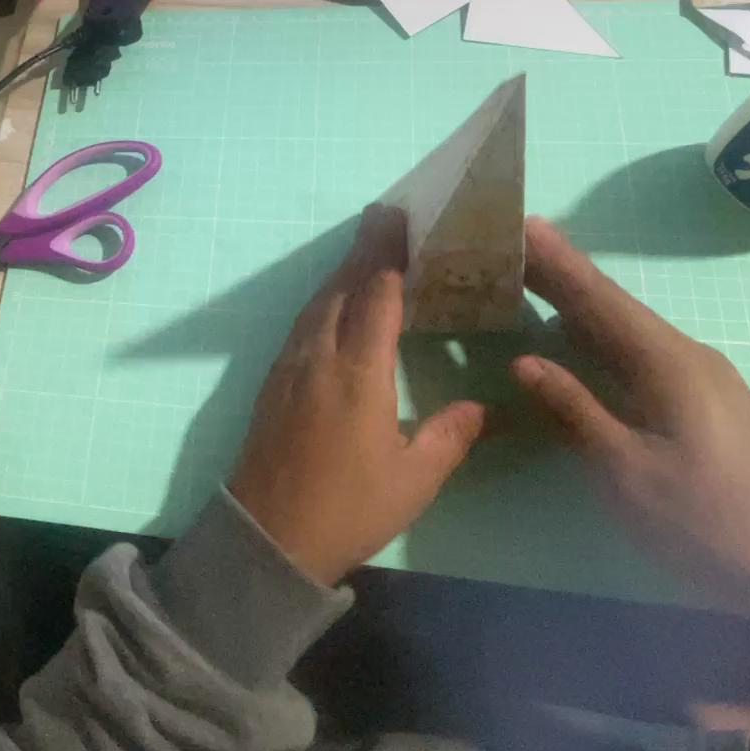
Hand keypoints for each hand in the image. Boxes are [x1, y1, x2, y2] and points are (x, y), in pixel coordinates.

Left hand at [229, 205, 485, 586]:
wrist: (268, 535)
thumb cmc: (348, 509)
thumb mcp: (413, 480)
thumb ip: (449, 435)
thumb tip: (482, 405)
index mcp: (359, 373)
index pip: (377, 296)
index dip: (389, 254)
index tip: (402, 220)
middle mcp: (319, 357)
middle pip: (342, 287)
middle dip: (364, 248)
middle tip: (384, 215)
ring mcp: (289, 366)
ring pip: (317, 303)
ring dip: (341, 272)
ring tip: (363, 252)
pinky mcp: (271, 381)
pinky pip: (301, 325)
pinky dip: (322, 302)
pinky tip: (332, 305)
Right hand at [511, 218, 749, 663]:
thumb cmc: (710, 524)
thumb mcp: (626, 471)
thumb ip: (574, 409)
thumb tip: (524, 360)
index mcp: (668, 363)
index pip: (599, 299)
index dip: (557, 261)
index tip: (521, 221)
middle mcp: (687, 358)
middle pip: (611, 306)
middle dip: (560, 274)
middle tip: (509, 244)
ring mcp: (701, 382)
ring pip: (626, 330)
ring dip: (577, 304)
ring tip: (530, 281)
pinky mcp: (705, 406)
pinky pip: (638, 354)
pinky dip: (598, 337)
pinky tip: (577, 340)